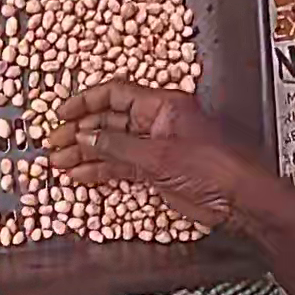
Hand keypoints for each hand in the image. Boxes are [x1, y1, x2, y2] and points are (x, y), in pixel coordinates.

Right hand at [46, 81, 277, 229]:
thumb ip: (117, 145)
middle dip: (80, 132)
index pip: (115, 94)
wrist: (240, 200)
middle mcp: (156, 121)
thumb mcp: (157, 155)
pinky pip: (121, 164)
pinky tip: (80, 175)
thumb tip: (85, 136)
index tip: (61, 114)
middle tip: (54, 143)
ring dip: (85, 153)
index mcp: (161, 105)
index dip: (84, 102)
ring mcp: (154, 145)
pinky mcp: (155, 169)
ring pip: (111, 144)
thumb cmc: (212, 168)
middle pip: (109, 120)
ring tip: (59, 162)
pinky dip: (100, 170)